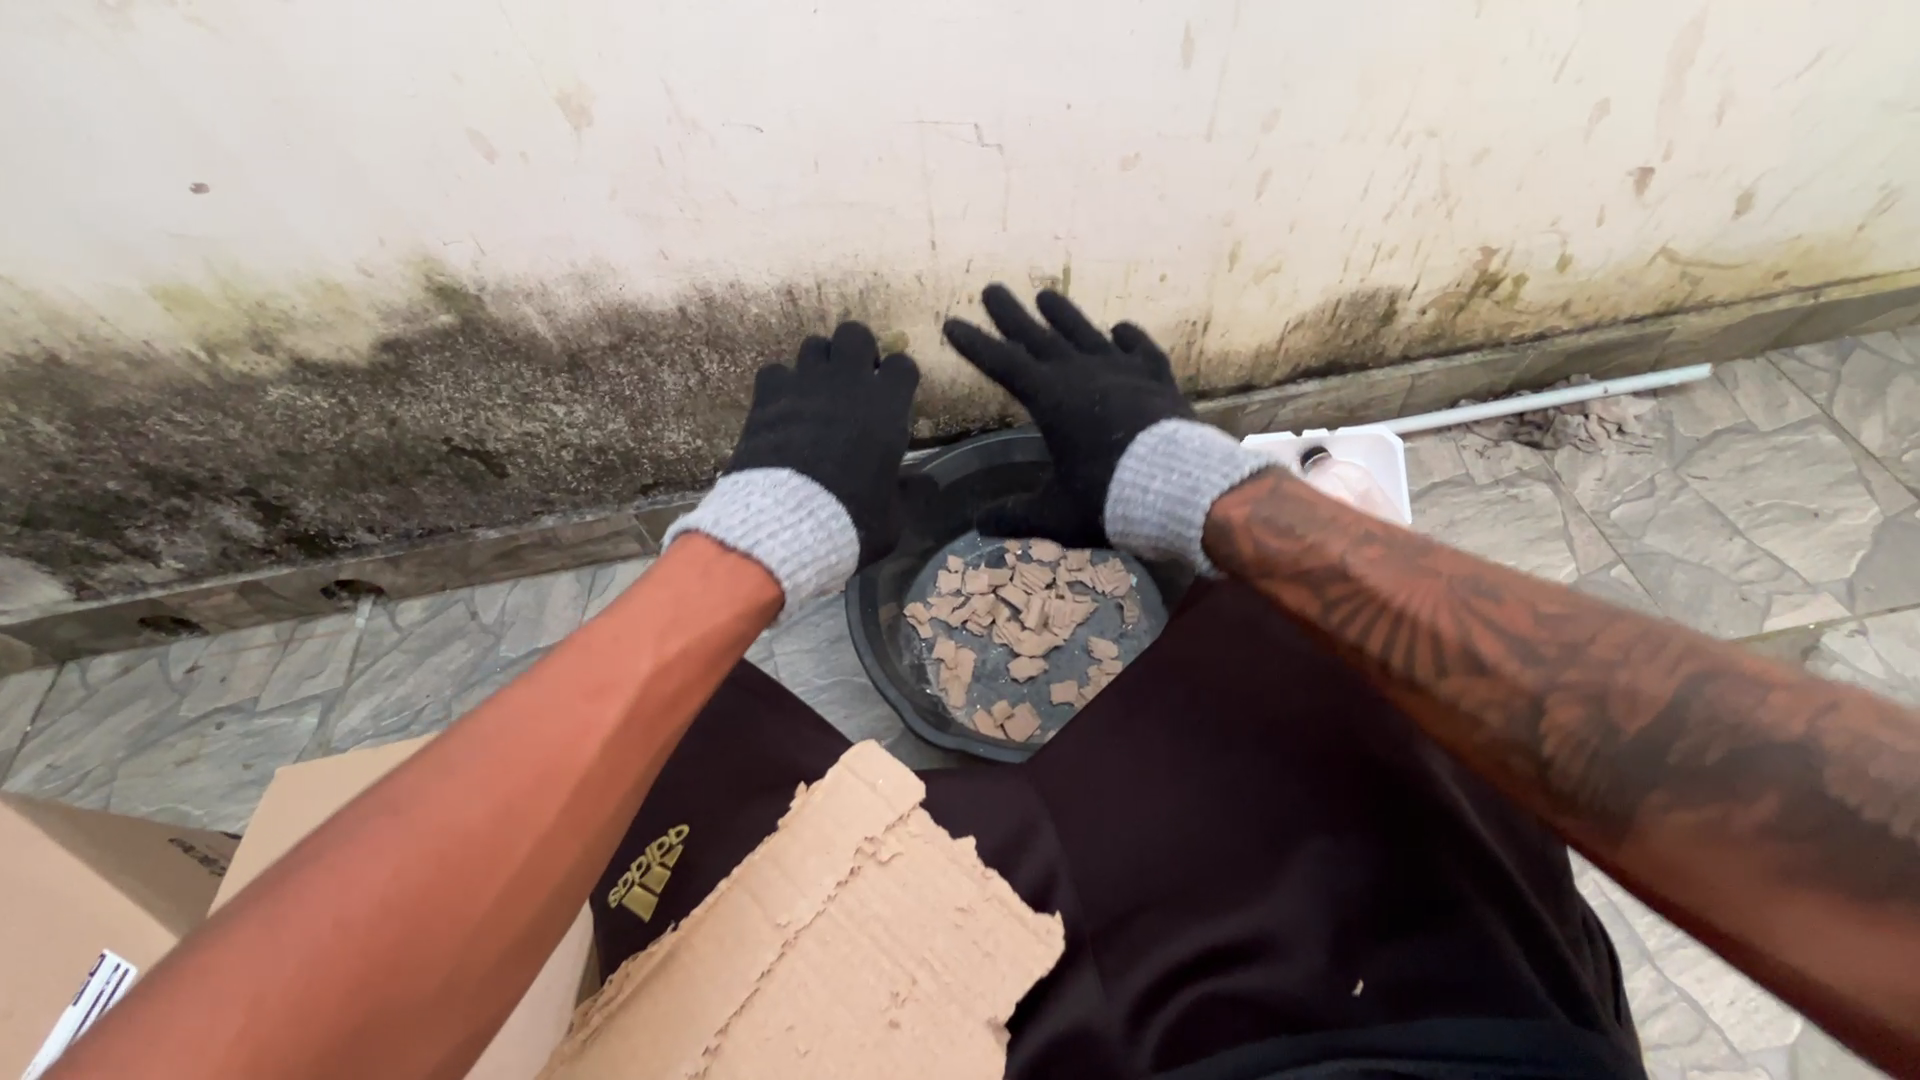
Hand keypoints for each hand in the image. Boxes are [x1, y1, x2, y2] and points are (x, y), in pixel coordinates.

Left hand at [666, 322, 917, 606]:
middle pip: (854, 334)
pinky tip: (781, 407)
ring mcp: (805, 384)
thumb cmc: (851, 519)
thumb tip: (927, 483)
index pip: (902, 365)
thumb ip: (908, 492)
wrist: (787, 520)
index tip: (895, 394)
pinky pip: (775, 371)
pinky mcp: (768, 395)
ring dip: (819, 363)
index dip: (899, 377)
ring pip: (813, 344)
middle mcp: (848, 383)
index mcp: (887, 406)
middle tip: (854, 381)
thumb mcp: (893, 515)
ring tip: (817, 391)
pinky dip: (780, 385)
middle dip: (856, 351)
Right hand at [943, 285, 1192, 547]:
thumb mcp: (1055, 515)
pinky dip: (1128, 337)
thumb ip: (1015, 516)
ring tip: (1045, 295)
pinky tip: (1119, 328)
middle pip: (1038, 338)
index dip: (975, 345)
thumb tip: (978, 525)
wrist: (1181, 488)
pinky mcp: (1158, 379)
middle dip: (1011, 315)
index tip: (952, 323)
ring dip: (1063, 315)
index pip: (1002, 365)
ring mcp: (1123, 371)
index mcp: (1051, 400)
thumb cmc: (1110, 499)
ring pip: (1085, 334)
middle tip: (992, 289)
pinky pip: (1139, 349)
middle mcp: (1082, 374)